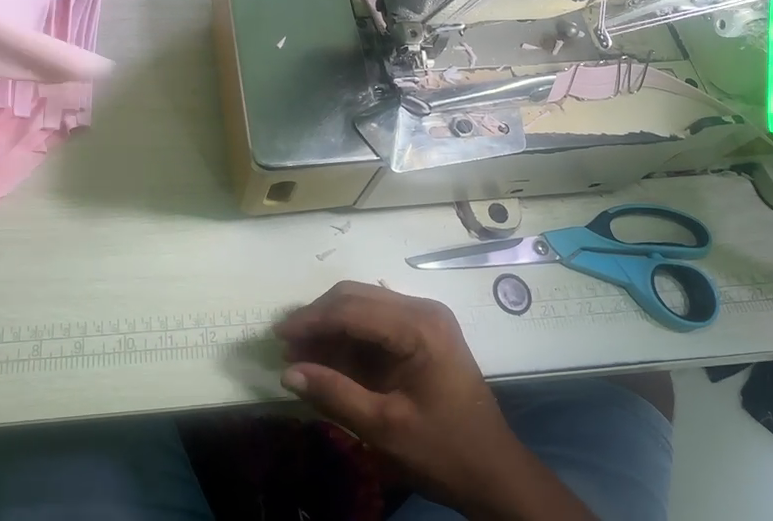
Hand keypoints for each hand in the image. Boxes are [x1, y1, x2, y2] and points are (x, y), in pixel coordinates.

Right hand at [277, 282, 566, 519]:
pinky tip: (329, 359)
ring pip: (363, 307)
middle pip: (356, 298)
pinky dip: (349, 338)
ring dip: (331, 328)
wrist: (494, 473)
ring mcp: (426, 319)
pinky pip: (376, 323)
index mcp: (419, 326)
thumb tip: (287, 372)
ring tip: (301, 356)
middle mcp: (423, 310)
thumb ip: (334, 394)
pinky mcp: (424, 334)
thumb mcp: (384, 428)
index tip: (278, 337)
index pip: (351, 309)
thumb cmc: (442, 450)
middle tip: (287, 348)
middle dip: (318, 320)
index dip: (311, 320)